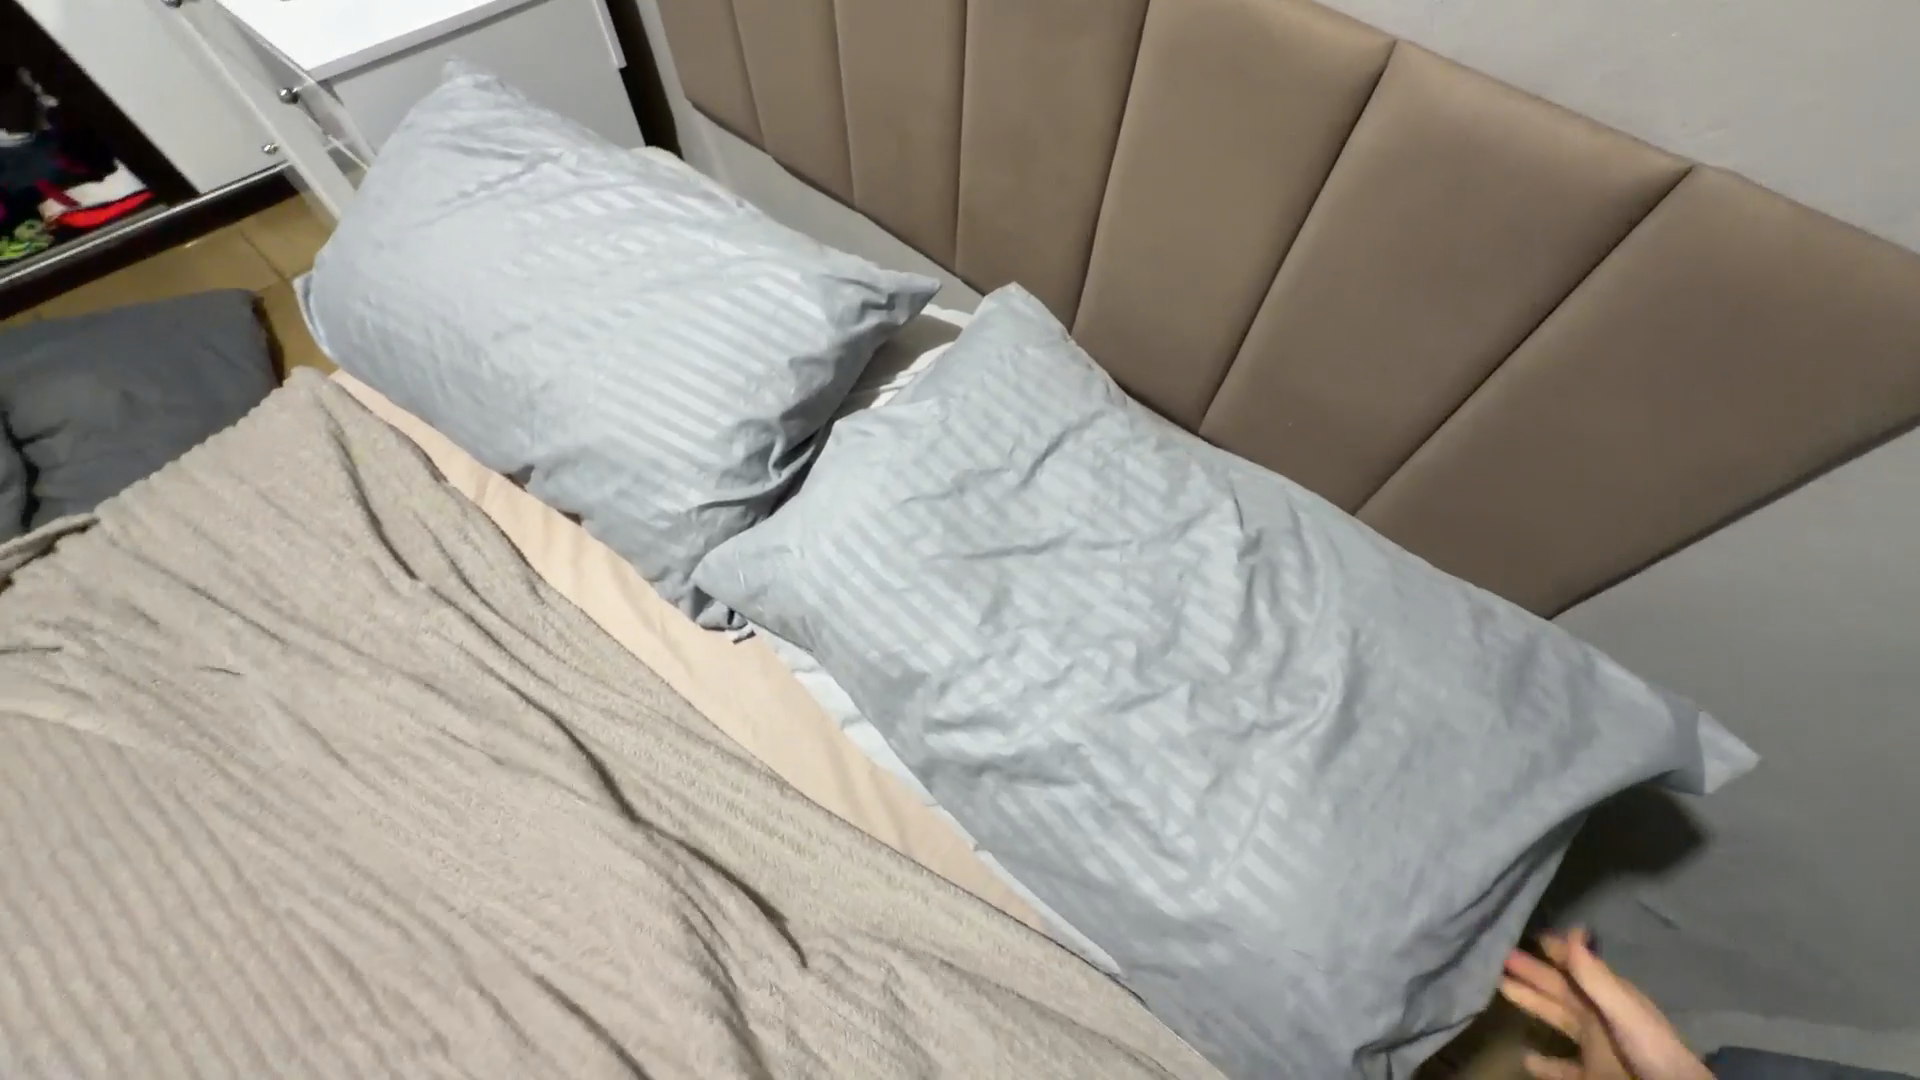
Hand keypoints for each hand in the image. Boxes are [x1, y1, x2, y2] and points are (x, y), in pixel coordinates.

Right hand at [1498, 928, 1713, 1079]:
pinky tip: (1524, 1056)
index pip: (1574, 965)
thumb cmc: (1654, 1054)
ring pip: (1556, 1019)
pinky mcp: (1591, 1077)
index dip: (1550, 948)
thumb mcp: (1624, 1012)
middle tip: (1495, 954)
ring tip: (1499, 987)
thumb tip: (1571, 927)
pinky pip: (1562, 1068)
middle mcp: (1599, 1018)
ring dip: (1530, 1004)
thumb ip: (1595, 976)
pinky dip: (1543, 1064)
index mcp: (1608, 999)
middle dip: (1529, 971)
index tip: (1519, 931)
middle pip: (1559, 989)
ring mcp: (1595, 1049)